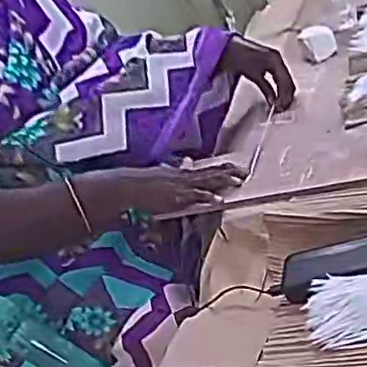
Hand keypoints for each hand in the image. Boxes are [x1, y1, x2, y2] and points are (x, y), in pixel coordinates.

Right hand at [87, 162, 245, 216]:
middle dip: (227, 172)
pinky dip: (206, 197)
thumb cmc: (137, 188)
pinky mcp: (175, 197)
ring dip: (222, 181)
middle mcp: (181, 177)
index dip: (220, 170)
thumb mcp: (158, 178)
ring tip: (238, 181)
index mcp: (178, 175)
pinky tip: (219, 200)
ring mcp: (179, 186)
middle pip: (209, 173)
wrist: (121, 189)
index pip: (204, 171)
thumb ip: (174, 175)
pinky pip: (194, 197)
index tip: (235, 168)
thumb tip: (184, 167)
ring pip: (205, 181)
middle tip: (245, 171)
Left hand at [222, 35, 296, 110]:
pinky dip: (280, 89)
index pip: (286, 83)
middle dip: (286, 97)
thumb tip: (273, 102)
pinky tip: (276, 97)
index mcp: (275, 60)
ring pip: (287, 82)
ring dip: (284, 95)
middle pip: (289, 83)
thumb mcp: (254, 75)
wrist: (230, 47)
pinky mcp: (273, 64)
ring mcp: (276, 60)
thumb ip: (266, 89)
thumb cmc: (240, 57)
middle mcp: (278, 59)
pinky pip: (281, 79)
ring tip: (279, 105)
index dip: (284, 98)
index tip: (279, 108)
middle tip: (281, 109)